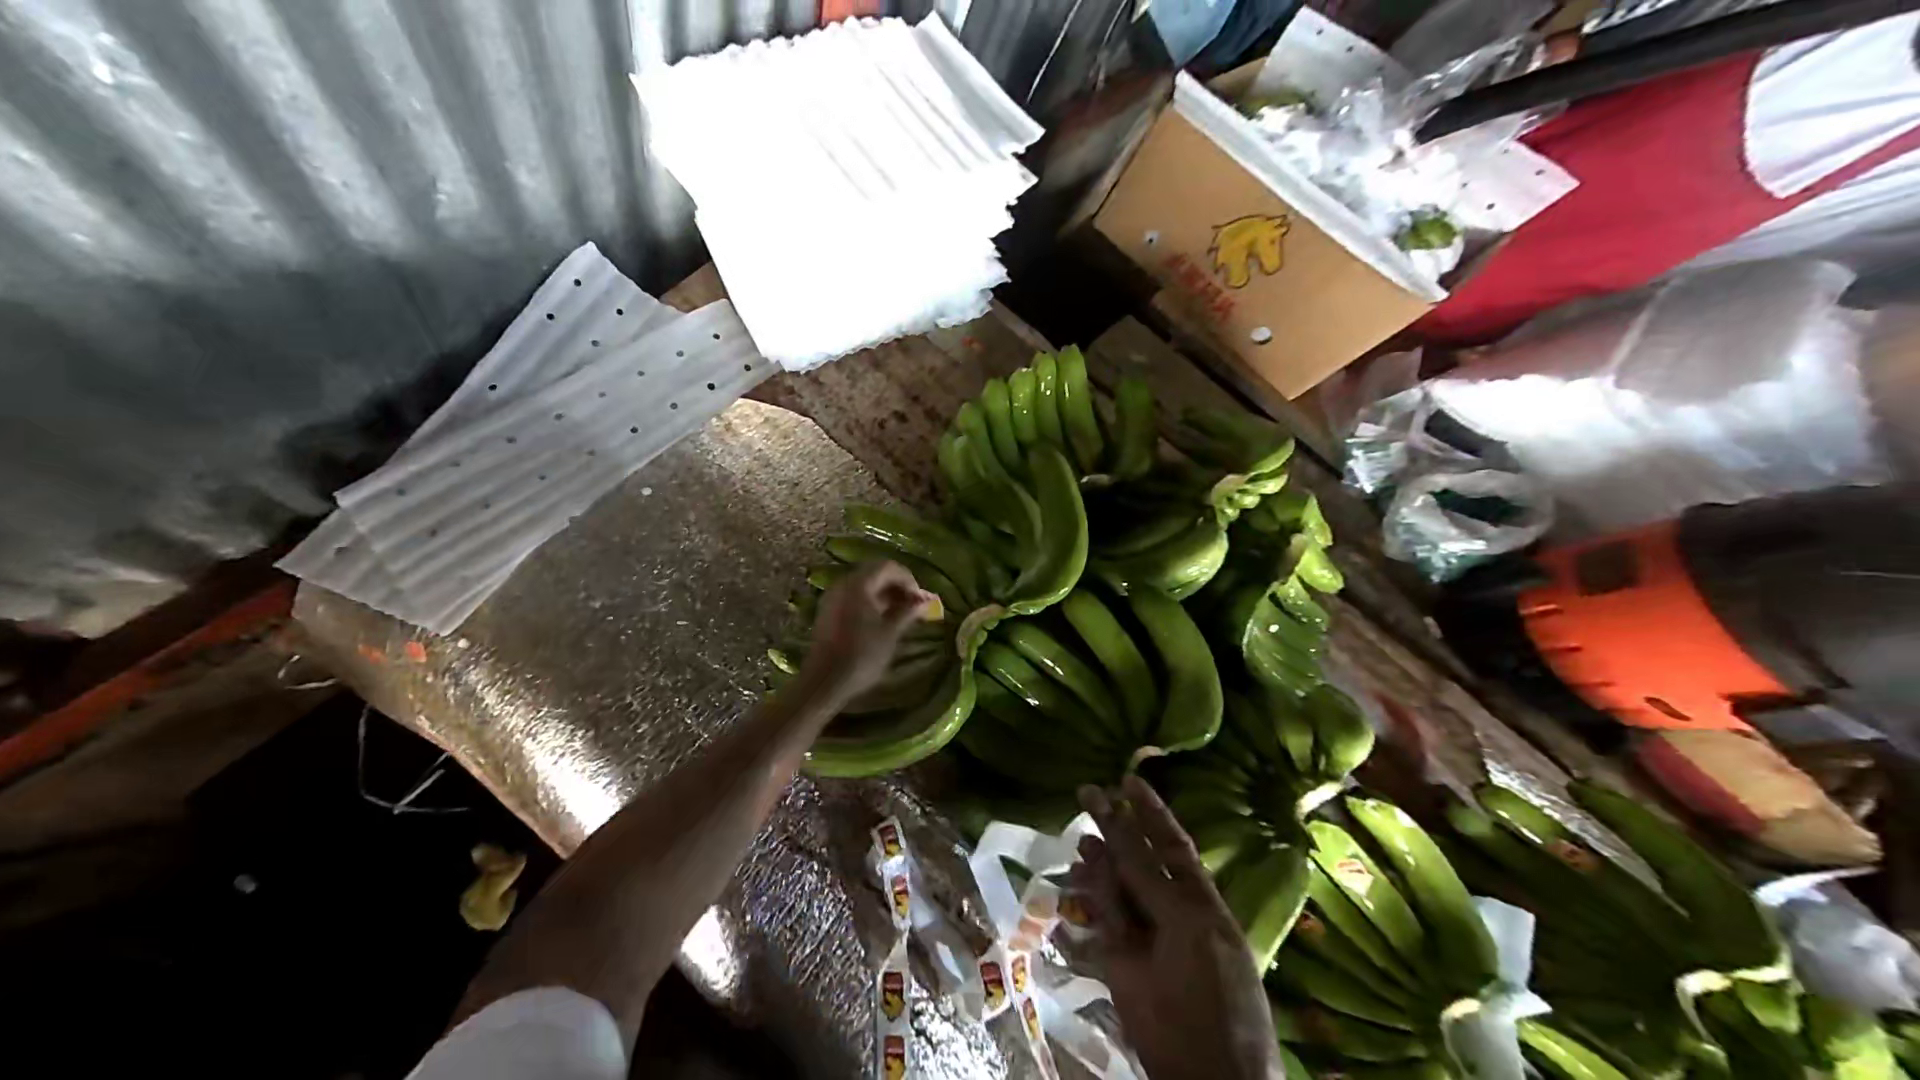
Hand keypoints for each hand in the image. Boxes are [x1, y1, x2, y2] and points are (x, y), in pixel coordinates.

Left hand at [802, 561, 933, 702]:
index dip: (908, 579)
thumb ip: (908, 612)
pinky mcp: (828, 611)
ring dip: (884, 594)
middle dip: (896, 585)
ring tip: (901, 614)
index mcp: (858, 584)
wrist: (825, 681)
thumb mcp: (890, 633)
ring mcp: (832, 597)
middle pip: (874, 572)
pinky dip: (870, 602)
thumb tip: (925, 600)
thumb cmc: (862, 655)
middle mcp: (843, 584)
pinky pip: (853, 597)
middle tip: (913, 604)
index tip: (921, 598)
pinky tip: (881, 620)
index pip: (888, 567)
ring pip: (863, 585)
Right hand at [1072, 774, 1281, 1079]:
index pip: (1169, 843)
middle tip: (1085, 794)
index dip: (1148, 810)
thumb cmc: (1212, 996)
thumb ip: (1149, 885)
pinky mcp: (1118, 966)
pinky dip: (1080, 913)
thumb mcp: (1188, 929)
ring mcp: (1141, 938)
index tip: (1126, 779)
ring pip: (1111, 891)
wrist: (1210, 1074)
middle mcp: (1168, 911)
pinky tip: (1064, 902)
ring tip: (1077, 849)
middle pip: (1134, 861)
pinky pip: (1096, 929)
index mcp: (1196, 899)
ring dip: (1093, 869)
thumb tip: (1111, 841)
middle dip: (1111, 829)